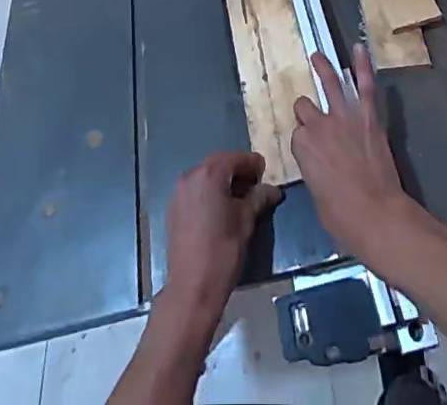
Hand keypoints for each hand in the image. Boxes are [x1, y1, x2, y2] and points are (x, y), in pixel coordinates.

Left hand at [160, 150, 282, 320]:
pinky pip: (195, 191)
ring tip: (240, 198)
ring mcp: (179, 193)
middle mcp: (190, 177)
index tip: (265, 172)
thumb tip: (272, 190)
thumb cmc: (223, 250)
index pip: (235, 158)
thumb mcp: (246, 221)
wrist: (192, 287)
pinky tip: (221, 209)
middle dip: (237, 171)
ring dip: (223, 181)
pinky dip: (209, 192)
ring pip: (205, 177)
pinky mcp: (173, 208)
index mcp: (209, 175)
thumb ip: (258, 198)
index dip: (252, 164)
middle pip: (218, 164)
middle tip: (255, 184)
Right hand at [290, 45, 416, 258]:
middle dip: (308, 113)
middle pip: (305, 107)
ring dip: (323, 68)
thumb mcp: (317, 194)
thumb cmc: (342, 217)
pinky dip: (363, 66)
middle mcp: (318, 125)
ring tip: (318, 56)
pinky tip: (359, 48)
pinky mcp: (368, 116)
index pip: (298, 134)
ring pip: (330, 84)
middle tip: (315, 120)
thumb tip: (325, 169)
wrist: (376, 214)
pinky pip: (364, 85)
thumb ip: (316, 171)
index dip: (305, 142)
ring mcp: (343, 117)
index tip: (313, 153)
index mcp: (301, 147)